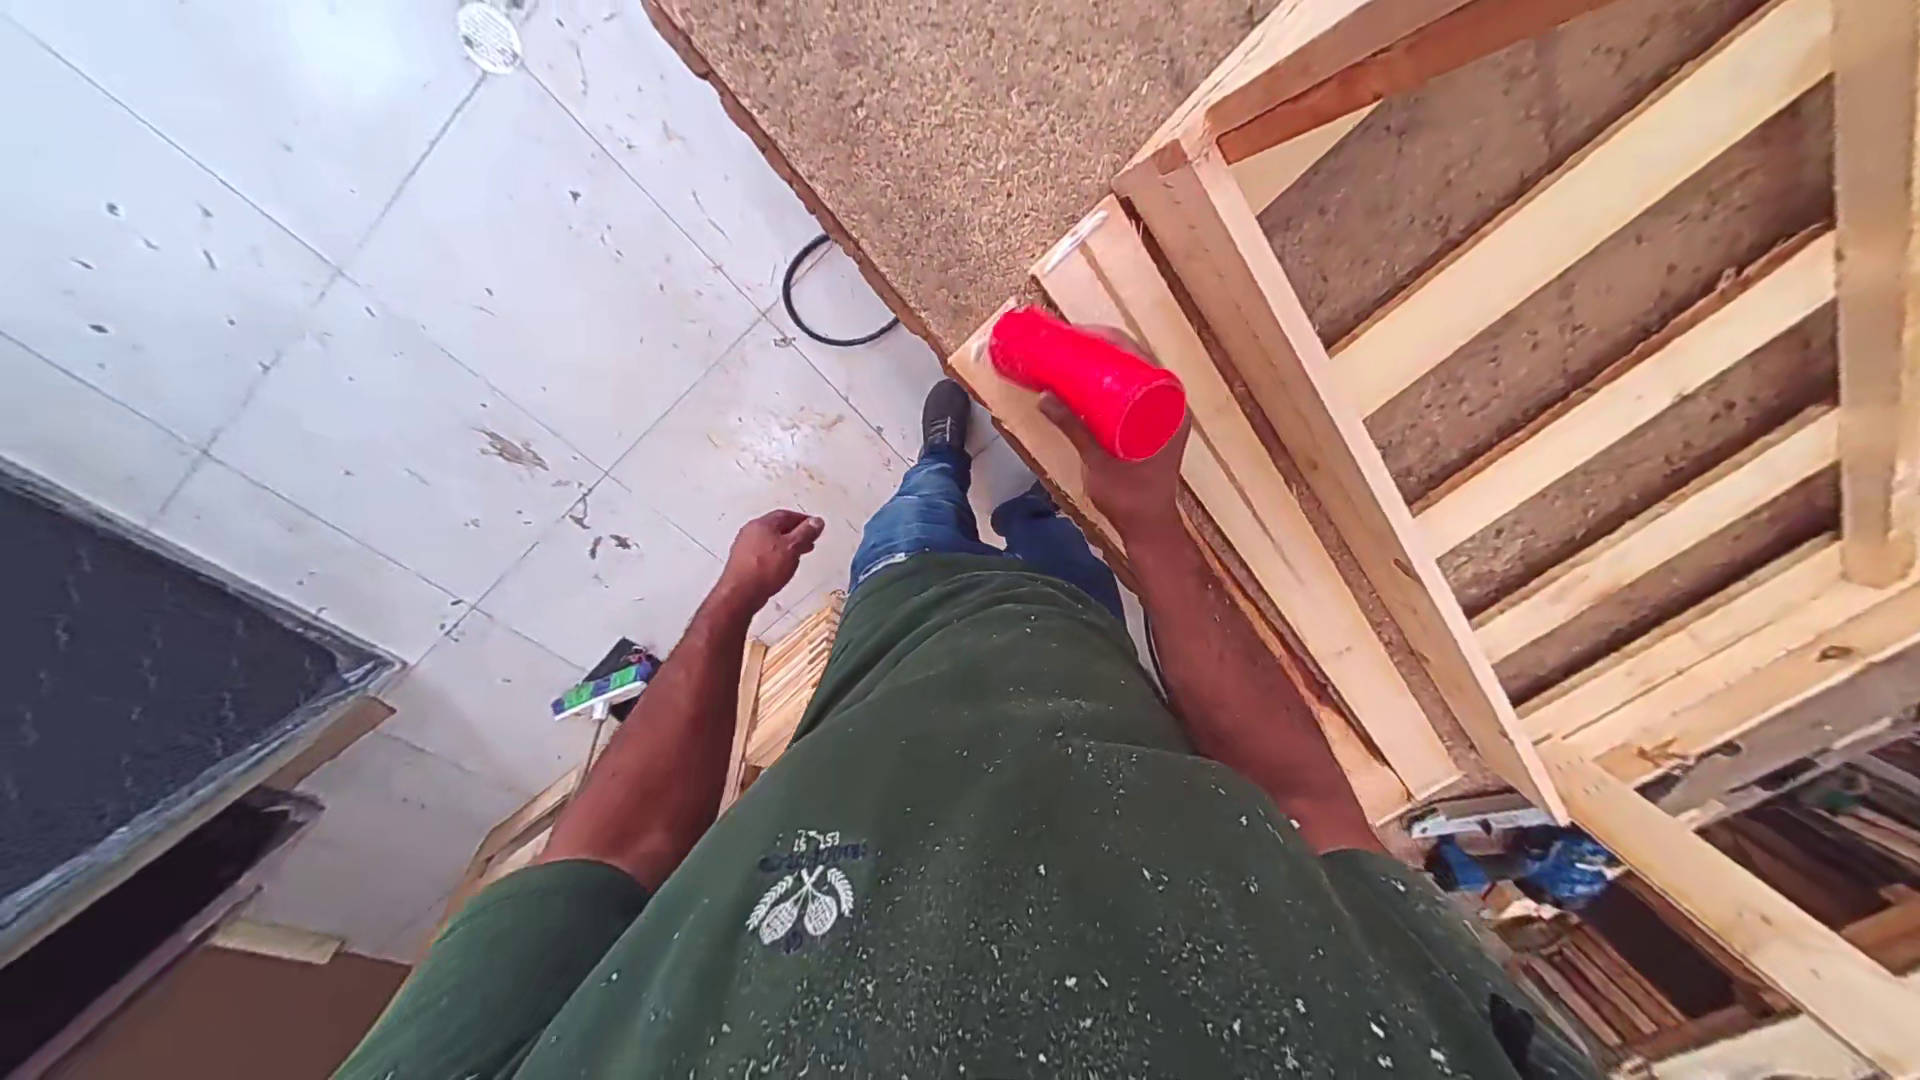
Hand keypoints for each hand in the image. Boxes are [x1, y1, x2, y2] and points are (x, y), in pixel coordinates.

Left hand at [715, 509, 823, 608]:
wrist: (740, 593)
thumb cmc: (766, 568)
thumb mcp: (792, 548)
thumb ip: (806, 533)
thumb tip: (817, 521)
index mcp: (762, 523)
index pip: (786, 515)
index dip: (803, 520)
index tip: (815, 526)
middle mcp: (750, 531)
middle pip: (777, 527)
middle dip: (795, 533)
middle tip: (809, 541)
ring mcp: (744, 546)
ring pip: (770, 540)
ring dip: (786, 544)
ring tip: (798, 555)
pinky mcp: (743, 561)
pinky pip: (763, 552)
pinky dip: (776, 554)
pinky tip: (782, 565)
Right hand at [1037, 327, 1189, 542]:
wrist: (1147, 527)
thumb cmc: (1130, 498)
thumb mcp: (1099, 460)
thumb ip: (1074, 428)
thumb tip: (1045, 397)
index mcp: (1168, 407)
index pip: (1140, 357)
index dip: (1109, 339)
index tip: (1078, 333)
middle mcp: (1170, 404)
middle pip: (1135, 360)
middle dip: (1101, 346)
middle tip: (1068, 341)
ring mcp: (1161, 415)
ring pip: (1131, 374)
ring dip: (1103, 362)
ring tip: (1072, 355)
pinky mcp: (1148, 426)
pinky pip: (1128, 392)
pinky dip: (1107, 382)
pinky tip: (1085, 381)